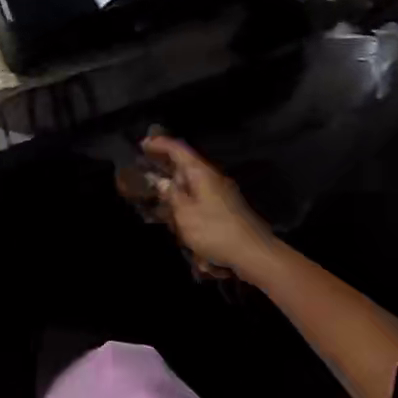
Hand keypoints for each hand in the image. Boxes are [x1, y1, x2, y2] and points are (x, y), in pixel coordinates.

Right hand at [141, 134, 276, 277]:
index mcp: (201, 173)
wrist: (254, 254)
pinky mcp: (224, 209)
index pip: (178, 149)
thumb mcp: (185, 214)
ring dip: (174, 188)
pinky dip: (185, 202)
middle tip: (145, 170)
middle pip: (185, 164)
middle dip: (165, 166)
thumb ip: (171, 195)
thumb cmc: (216, 231)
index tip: (142, 144)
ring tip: (157, 197)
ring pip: (192, 183)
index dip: (159, 144)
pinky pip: (199, 198)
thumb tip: (161, 181)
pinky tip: (176, 217)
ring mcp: (220, 193)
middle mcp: (211, 178)